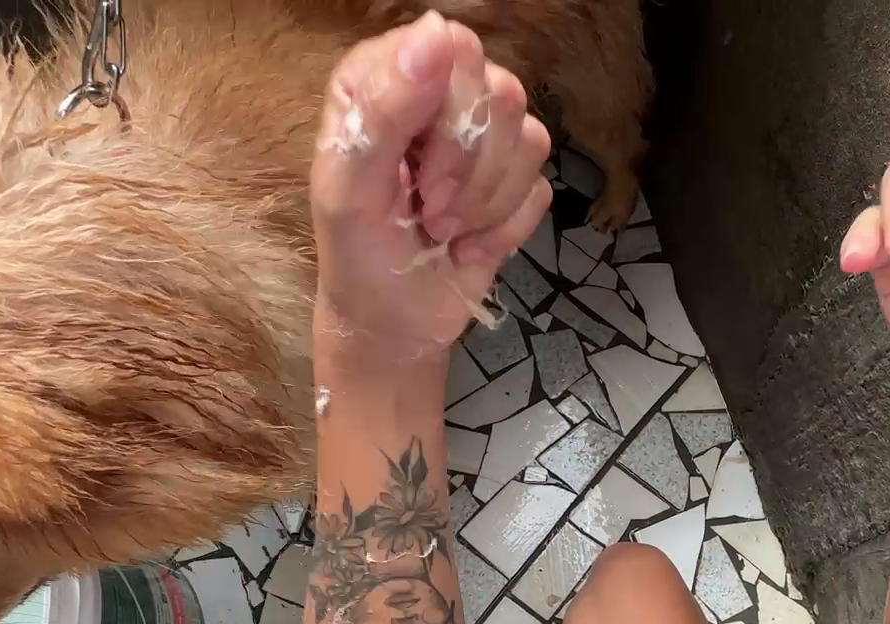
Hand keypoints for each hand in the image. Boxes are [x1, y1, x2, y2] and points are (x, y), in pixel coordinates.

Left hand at [310, 13, 552, 368]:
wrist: (396, 324)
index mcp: (388, 80)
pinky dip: (505, 231)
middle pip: (501, 94)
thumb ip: (384, 109)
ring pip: (530, 141)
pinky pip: (540, 191)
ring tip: (445, 230)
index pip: (452, 49)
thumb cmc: (360, 257)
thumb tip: (437, 33)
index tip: (419, 169)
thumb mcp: (350, 189)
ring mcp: (486, 146)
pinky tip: (471, 245)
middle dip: (468, 170)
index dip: (447, 113)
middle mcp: (441, 100)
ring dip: (486, 204)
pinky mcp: (516, 191)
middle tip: (431, 210)